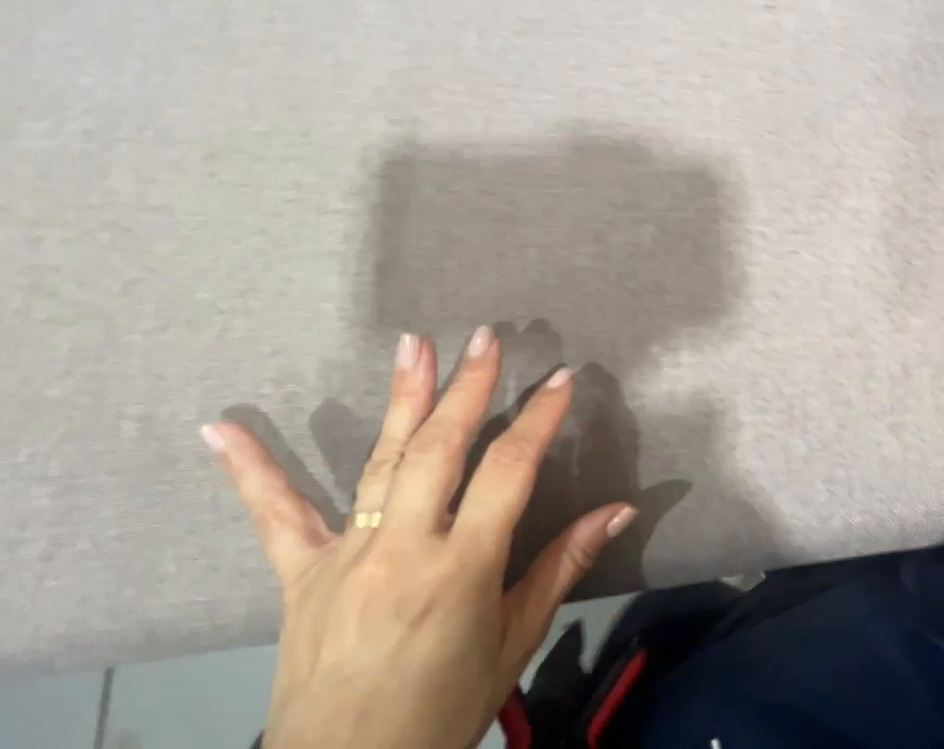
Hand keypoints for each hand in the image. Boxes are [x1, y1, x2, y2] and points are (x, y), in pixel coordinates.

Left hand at [203, 326, 638, 748]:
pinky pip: (276, 518)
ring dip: (400, 398)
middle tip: (486, 337)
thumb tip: (621, 509)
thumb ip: (564, 564)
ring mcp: (344, 559)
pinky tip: (222, 426)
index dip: (538, 421)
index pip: (508, 472)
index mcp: (462, 568)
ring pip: (377, 464)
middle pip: (439, 451)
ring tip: (413, 344)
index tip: (560, 379)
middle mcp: (402, 551)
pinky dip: (251, 469)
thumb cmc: (447, 706)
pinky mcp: (299, 576)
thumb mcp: (516, 637)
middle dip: (467, 388)